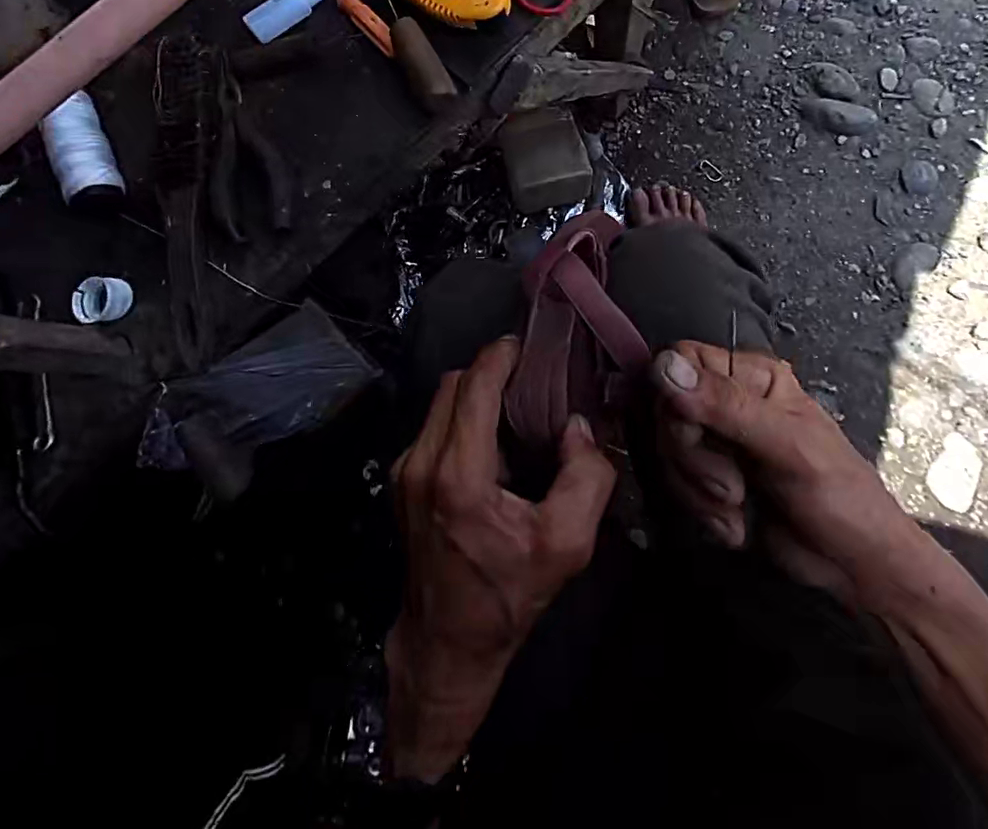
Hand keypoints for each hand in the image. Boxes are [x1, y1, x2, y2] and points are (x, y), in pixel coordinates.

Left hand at [385, 337, 616, 780]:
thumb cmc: (508, 596)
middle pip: (451, 385)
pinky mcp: (401, 480)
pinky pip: (433, 426)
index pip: (473, 388)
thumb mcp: (567, 545)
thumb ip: (586, 478)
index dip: (500, 357)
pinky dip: (461, 417)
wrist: (447, 642)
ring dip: (475, 395)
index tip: (525, 344)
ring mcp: (405, 470)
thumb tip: (579, 427)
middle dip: (489, 371)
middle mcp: (421, 462)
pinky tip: (491, 441)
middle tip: (530, 378)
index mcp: (459, 475)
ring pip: (438, 403)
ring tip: (515, 407)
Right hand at [652, 342, 918, 606]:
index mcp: (753, 377)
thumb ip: (726, 405)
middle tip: (733, 484)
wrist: (855, 565)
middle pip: (666, 411)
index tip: (696, 431)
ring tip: (741, 506)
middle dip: (692, 457)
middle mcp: (729, 403)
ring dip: (699, 491)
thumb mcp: (788, 446)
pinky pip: (675, 484)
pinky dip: (702, 510)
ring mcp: (718, 443)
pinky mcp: (709, 479)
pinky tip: (737, 521)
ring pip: (667, 451)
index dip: (676, 397)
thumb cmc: (842, 499)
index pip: (681, 361)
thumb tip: (667, 368)